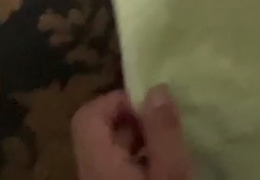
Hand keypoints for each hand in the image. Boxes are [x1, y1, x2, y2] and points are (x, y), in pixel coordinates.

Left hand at [71, 86, 192, 179]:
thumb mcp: (170, 171)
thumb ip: (163, 130)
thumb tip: (157, 87)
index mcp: (97, 163)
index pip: (88, 115)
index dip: (118, 102)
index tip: (150, 107)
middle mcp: (88, 172)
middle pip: (100, 130)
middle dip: (134, 119)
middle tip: (165, 125)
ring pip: (110, 149)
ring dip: (138, 139)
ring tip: (168, 145)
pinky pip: (115, 167)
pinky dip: (136, 158)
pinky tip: (161, 168)